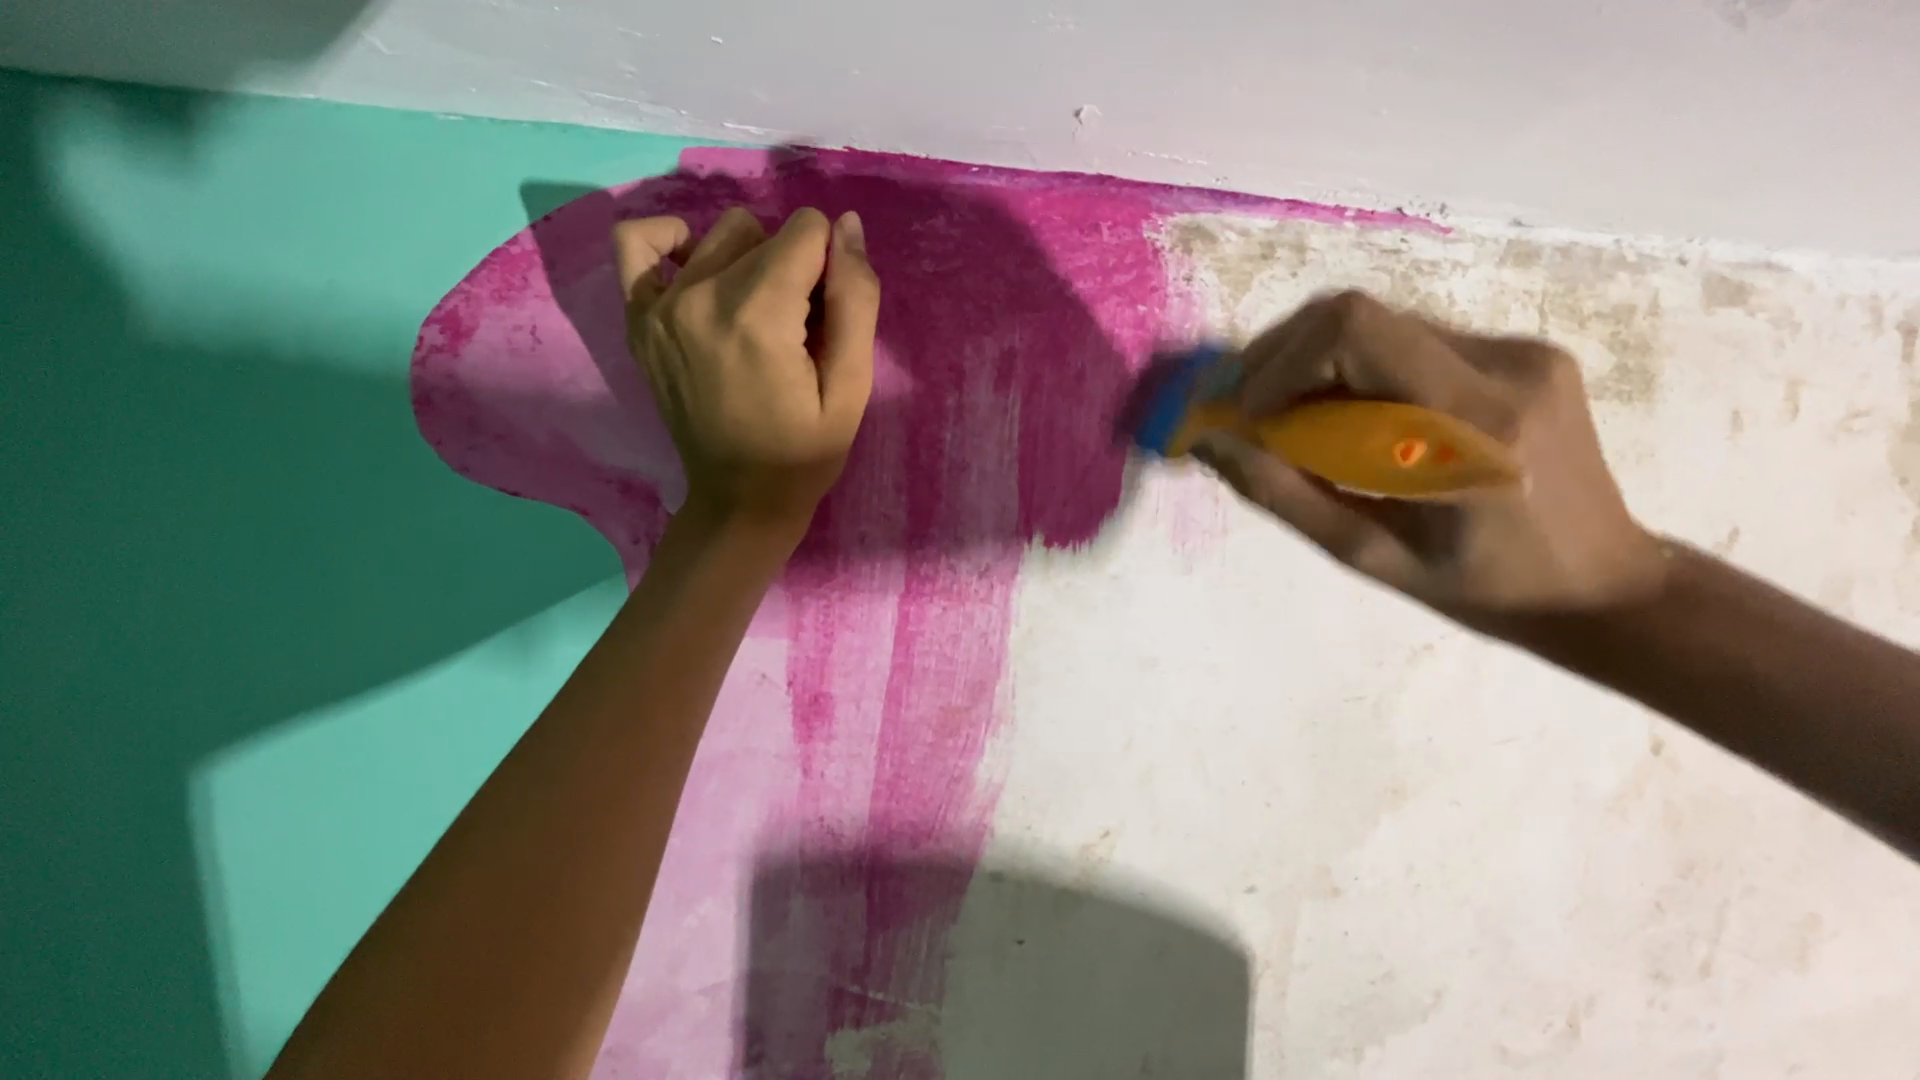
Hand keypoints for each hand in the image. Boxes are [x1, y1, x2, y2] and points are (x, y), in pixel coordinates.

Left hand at [613, 206, 879, 537]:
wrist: (740, 499)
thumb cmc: (806, 451)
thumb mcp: (852, 385)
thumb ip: (856, 300)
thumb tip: (846, 225)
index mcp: (758, 316)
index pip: (807, 231)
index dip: (830, 270)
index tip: (823, 321)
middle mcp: (701, 296)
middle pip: (765, 232)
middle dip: (793, 269)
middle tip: (793, 330)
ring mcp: (661, 306)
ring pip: (719, 234)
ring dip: (747, 261)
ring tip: (755, 314)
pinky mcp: (639, 319)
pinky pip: (638, 244)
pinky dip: (670, 240)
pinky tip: (698, 267)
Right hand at [1192, 290, 1668, 629]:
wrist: (1601, 583)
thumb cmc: (1481, 589)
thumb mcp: (1368, 555)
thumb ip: (1283, 493)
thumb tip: (1210, 442)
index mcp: (1473, 423)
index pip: (1354, 332)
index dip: (1279, 362)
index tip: (1243, 416)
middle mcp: (1505, 363)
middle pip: (1358, 314)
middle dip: (1282, 359)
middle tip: (1244, 411)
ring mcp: (1520, 349)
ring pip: (1381, 323)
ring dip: (1315, 363)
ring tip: (1284, 417)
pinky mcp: (1520, 351)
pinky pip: (1411, 339)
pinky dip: (1356, 370)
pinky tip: (1342, 415)